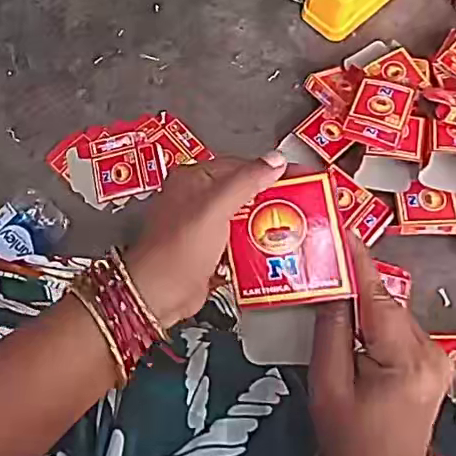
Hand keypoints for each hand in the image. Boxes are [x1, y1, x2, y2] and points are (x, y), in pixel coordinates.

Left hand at [121, 153, 286, 328]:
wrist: (159, 295)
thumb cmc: (177, 249)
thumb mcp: (216, 207)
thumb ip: (246, 181)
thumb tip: (274, 159)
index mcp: (194, 178)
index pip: (240, 165)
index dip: (269, 171)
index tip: (296, 176)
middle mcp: (196, 198)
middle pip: (243, 191)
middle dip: (269, 199)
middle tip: (297, 203)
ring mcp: (202, 225)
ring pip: (243, 217)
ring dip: (263, 224)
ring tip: (289, 226)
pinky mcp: (209, 250)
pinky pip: (238, 241)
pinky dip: (253, 245)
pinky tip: (269, 250)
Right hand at [310, 239, 455, 455]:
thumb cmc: (350, 441)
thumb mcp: (329, 385)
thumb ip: (330, 330)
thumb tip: (331, 285)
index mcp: (406, 361)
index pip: (378, 298)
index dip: (358, 261)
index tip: (342, 230)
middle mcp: (431, 353)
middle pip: (387, 302)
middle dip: (356, 281)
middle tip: (323, 258)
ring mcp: (437, 358)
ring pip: (393, 312)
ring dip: (365, 299)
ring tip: (332, 283)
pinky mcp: (433, 362)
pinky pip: (398, 328)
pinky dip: (375, 318)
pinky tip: (352, 316)